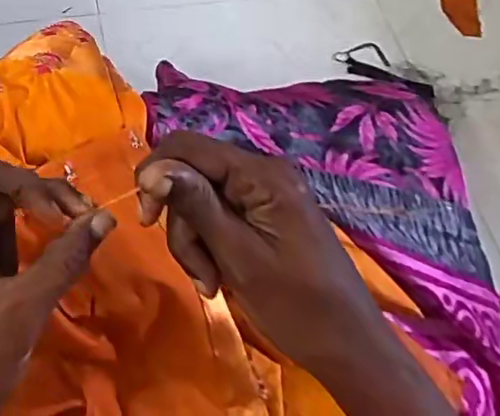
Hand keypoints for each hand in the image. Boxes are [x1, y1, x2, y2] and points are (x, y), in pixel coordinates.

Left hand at [0, 155, 115, 415]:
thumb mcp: (23, 309)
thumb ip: (63, 259)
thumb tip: (105, 217)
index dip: (26, 185)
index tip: (59, 216)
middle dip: (40, 194)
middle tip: (83, 214)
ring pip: (2, 210)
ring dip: (40, 211)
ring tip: (78, 222)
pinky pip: (4, 236)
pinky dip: (33, 234)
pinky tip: (60, 239)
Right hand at [135, 132, 453, 415]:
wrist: (355, 354)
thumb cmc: (299, 308)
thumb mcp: (238, 257)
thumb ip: (195, 205)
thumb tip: (154, 169)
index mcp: (260, 174)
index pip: (187, 146)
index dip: (156, 172)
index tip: (144, 216)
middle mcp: (262, 170)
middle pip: (193, 174)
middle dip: (181, 219)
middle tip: (192, 267)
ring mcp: (266, 191)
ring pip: (201, 196)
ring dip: (194, 238)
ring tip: (210, 281)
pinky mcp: (267, 211)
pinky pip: (220, 212)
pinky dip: (210, 242)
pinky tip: (219, 275)